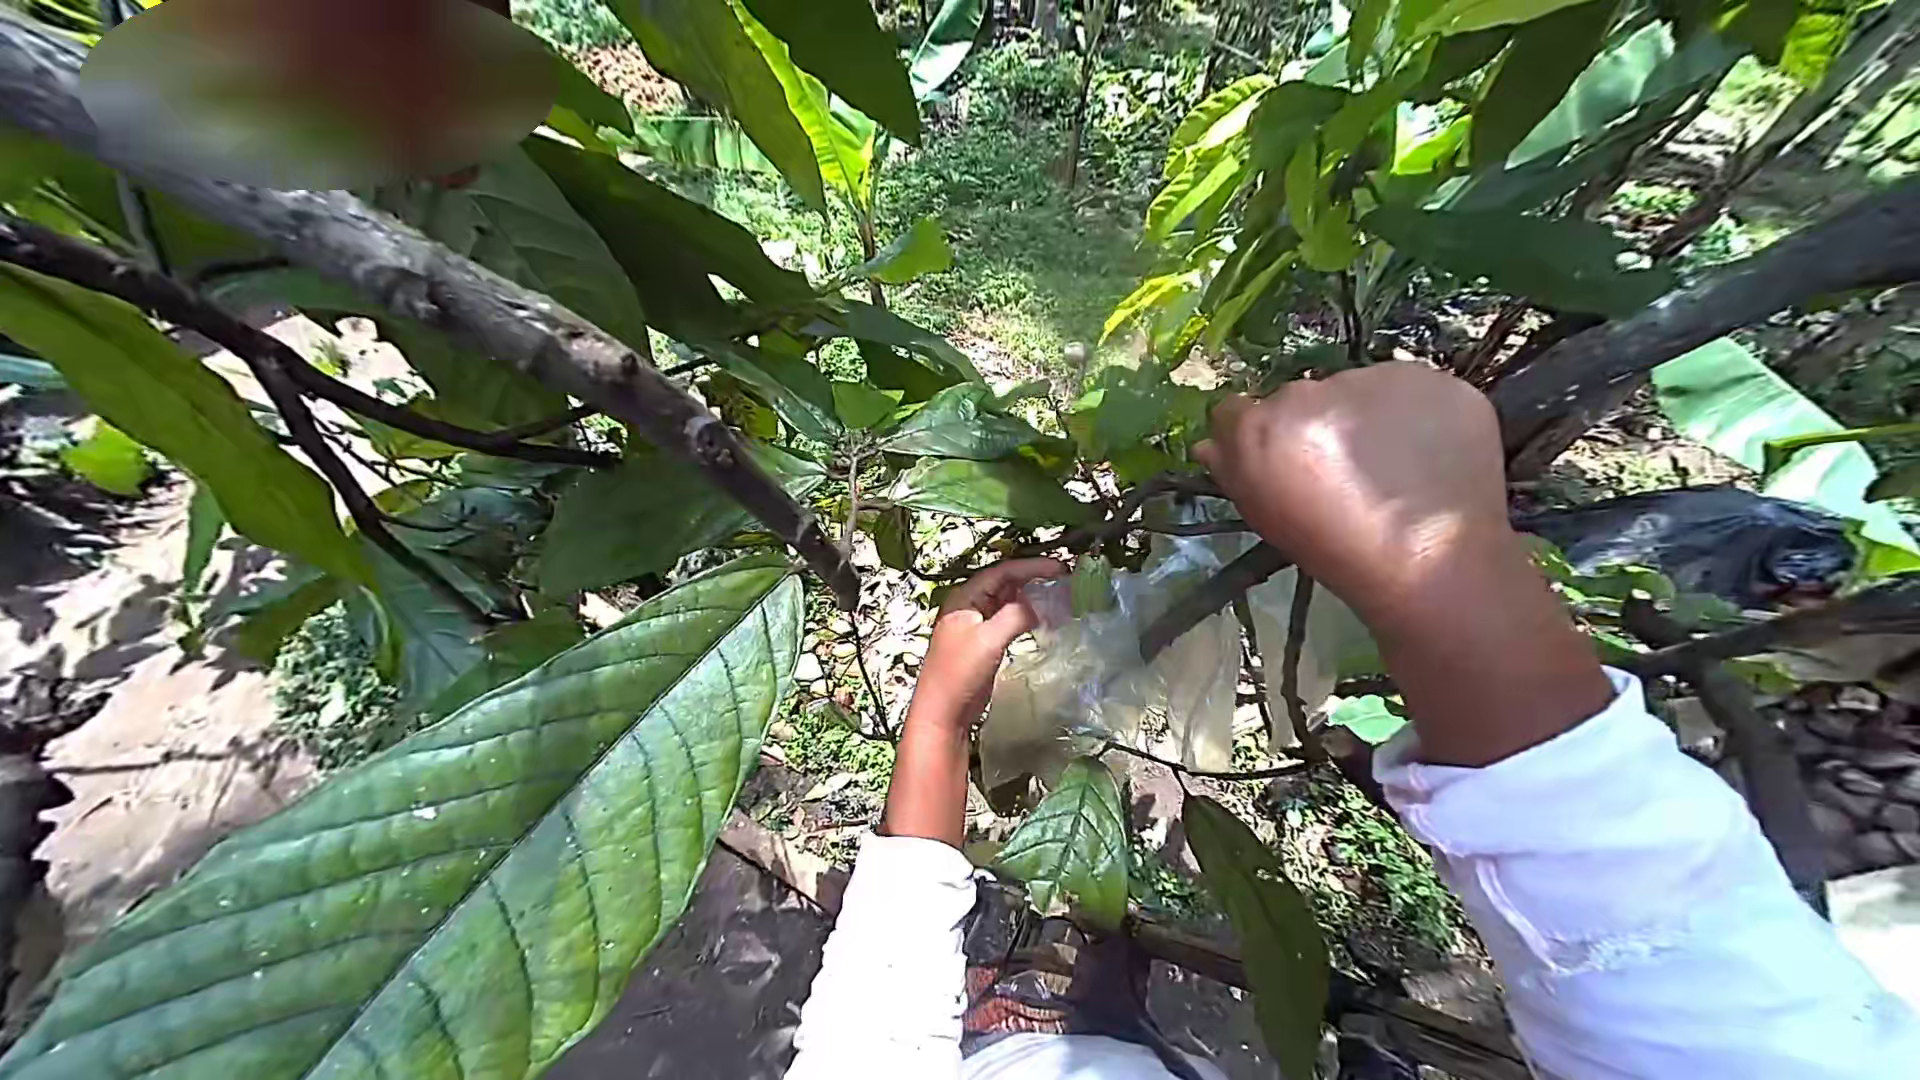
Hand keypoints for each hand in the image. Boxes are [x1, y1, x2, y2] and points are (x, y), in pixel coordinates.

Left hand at [883, 558, 1064, 846]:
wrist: (943, 713)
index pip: (1001, 572)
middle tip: (1063, 578)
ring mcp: (976, 624)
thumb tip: (1038, 606)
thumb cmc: (960, 673)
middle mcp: (969, 606)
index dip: (1031, 567)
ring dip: (1031, 596)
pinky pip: (1008, 619)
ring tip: (1058, 594)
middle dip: (1033, 578)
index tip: (1059, 568)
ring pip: (1007, 601)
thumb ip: (1015, 616)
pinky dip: (1025, 615)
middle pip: (1005, 583)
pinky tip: (1043, 618)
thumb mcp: (988, 640)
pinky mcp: (983, 642)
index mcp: (964, 598)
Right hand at [1195, 363, 1611, 765]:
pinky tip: (1418, 452)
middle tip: (1334, 466)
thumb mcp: (1262, 511)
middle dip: (1307, 423)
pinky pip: (1405, 389)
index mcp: (1260, 426)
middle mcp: (1310, 390)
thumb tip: (1208, 443)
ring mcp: (1374, 379)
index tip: (1276, 457)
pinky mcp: (1431, 378)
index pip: (1234, 408)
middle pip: (1295, 397)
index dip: (1252, 433)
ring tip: (1384, 461)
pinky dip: (1407, 413)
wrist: (1425, 560)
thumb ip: (1228, 469)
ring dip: (1358, 414)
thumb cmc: (1327, 544)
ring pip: (1353, 389)